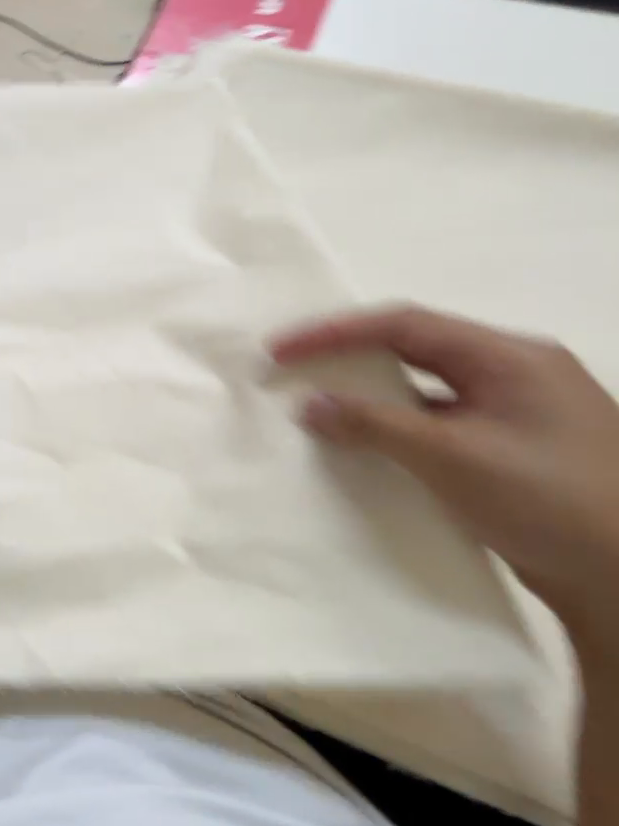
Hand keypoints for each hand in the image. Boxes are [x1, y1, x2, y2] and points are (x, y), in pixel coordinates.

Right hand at [271, 305, 618, 649]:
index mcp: (511, 358)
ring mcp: (513, 410)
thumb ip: (372, 424)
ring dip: (364, 391)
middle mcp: (515, 372)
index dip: (332, 333)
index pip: (403, 325)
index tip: (277, 352)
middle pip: (411, 346)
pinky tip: (358, 440)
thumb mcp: (450, 456)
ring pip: (420, 383)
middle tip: (288, 371)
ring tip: (313, 404)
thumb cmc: (548, 499)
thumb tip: (308, 404)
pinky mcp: (505, 445)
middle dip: (345, 356)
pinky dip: (387, 422)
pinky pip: (431, 416)